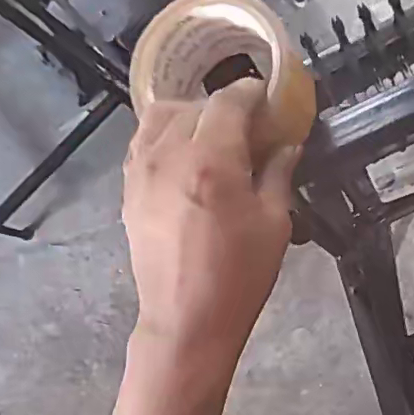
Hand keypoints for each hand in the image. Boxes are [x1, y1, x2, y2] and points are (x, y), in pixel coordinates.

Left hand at [122, 77, 300, 363]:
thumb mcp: (274, 223)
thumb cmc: (239, 276)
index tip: (266, 99)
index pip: (228, 102)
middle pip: (194, 105)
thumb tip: (285, 145)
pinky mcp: (128, 190)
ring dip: (189, 116)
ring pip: (160, 116)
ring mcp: (141, 172)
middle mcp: (168, 155)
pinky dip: (165, 136)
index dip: (251, 93)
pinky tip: (185, 157)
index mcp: (211, 161)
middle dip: (224, 107)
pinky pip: (143, 143)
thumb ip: (278, 174)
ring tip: (212, 137)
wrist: (187, 321)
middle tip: (247, 127)